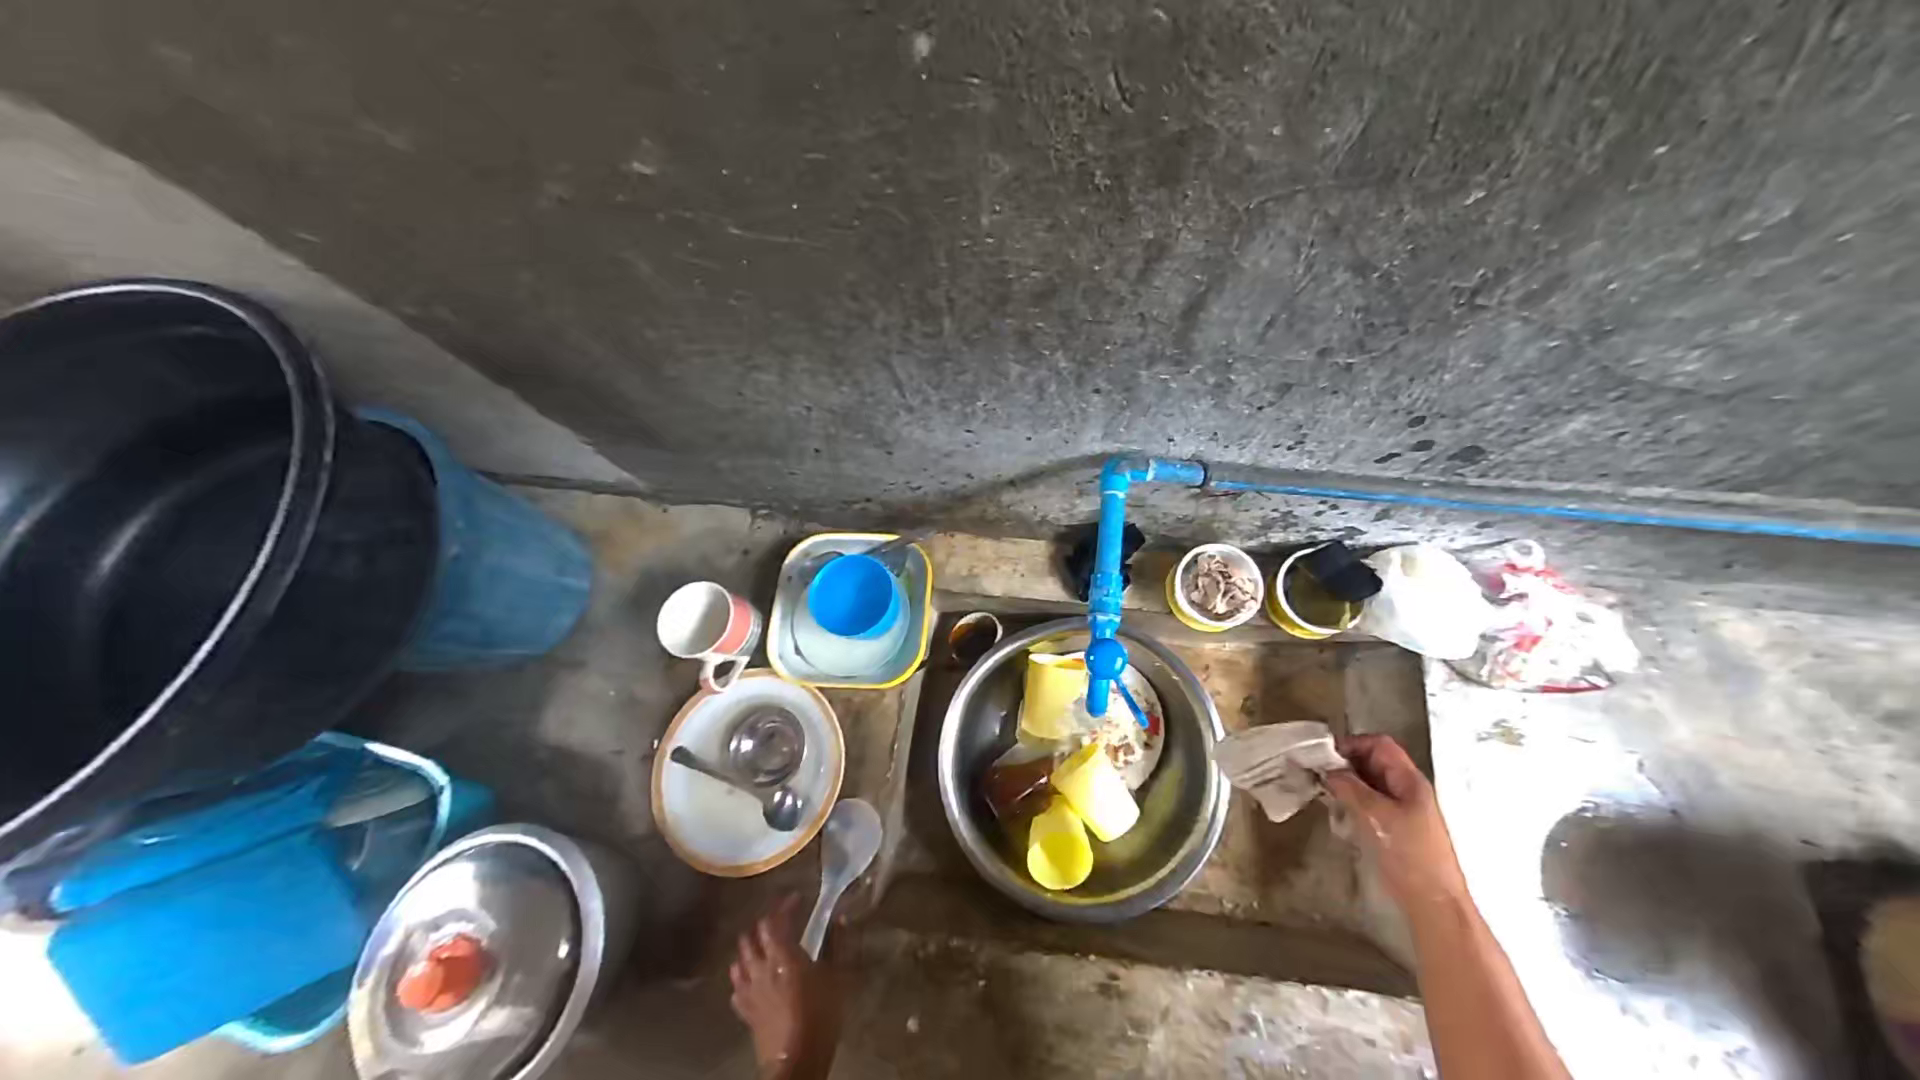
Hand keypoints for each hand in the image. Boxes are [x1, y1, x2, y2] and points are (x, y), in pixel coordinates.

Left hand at [728, 895, 839, 1079]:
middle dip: (765, 923)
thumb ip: (838, 944)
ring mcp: (748, 990)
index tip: (797, 898)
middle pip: (752, 936)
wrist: (796, 1061)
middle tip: (781, 920)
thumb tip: (840, 917)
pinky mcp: (744, 1012)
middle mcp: (760, 967)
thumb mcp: (837, 977)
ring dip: (751, 946)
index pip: (774, 920)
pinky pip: (736, 986)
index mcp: (782, 955)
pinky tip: (751, 978)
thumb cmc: (820, 1015)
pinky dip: (742, 975)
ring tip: (764, 944)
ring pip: (740, 958)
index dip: (783, 906)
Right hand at [1324, 734, 1469, 910]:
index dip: (1352, 743)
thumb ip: (1350, 787)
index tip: (1324, 755)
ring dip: (1345, 781)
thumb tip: (1327, 770)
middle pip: (1373, 761)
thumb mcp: (1375, 815)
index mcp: (1410, 781)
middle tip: (1318, 772)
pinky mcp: (1393, 826)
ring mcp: (1401, 809)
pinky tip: (1336, 809)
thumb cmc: (1409, 854)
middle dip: (1345, 762)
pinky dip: (1350, 799)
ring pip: (1369, 782)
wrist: (1433, 902)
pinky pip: (1368, 801)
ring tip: (1323, 789)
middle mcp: (1407, 789)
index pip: (1379, 744)